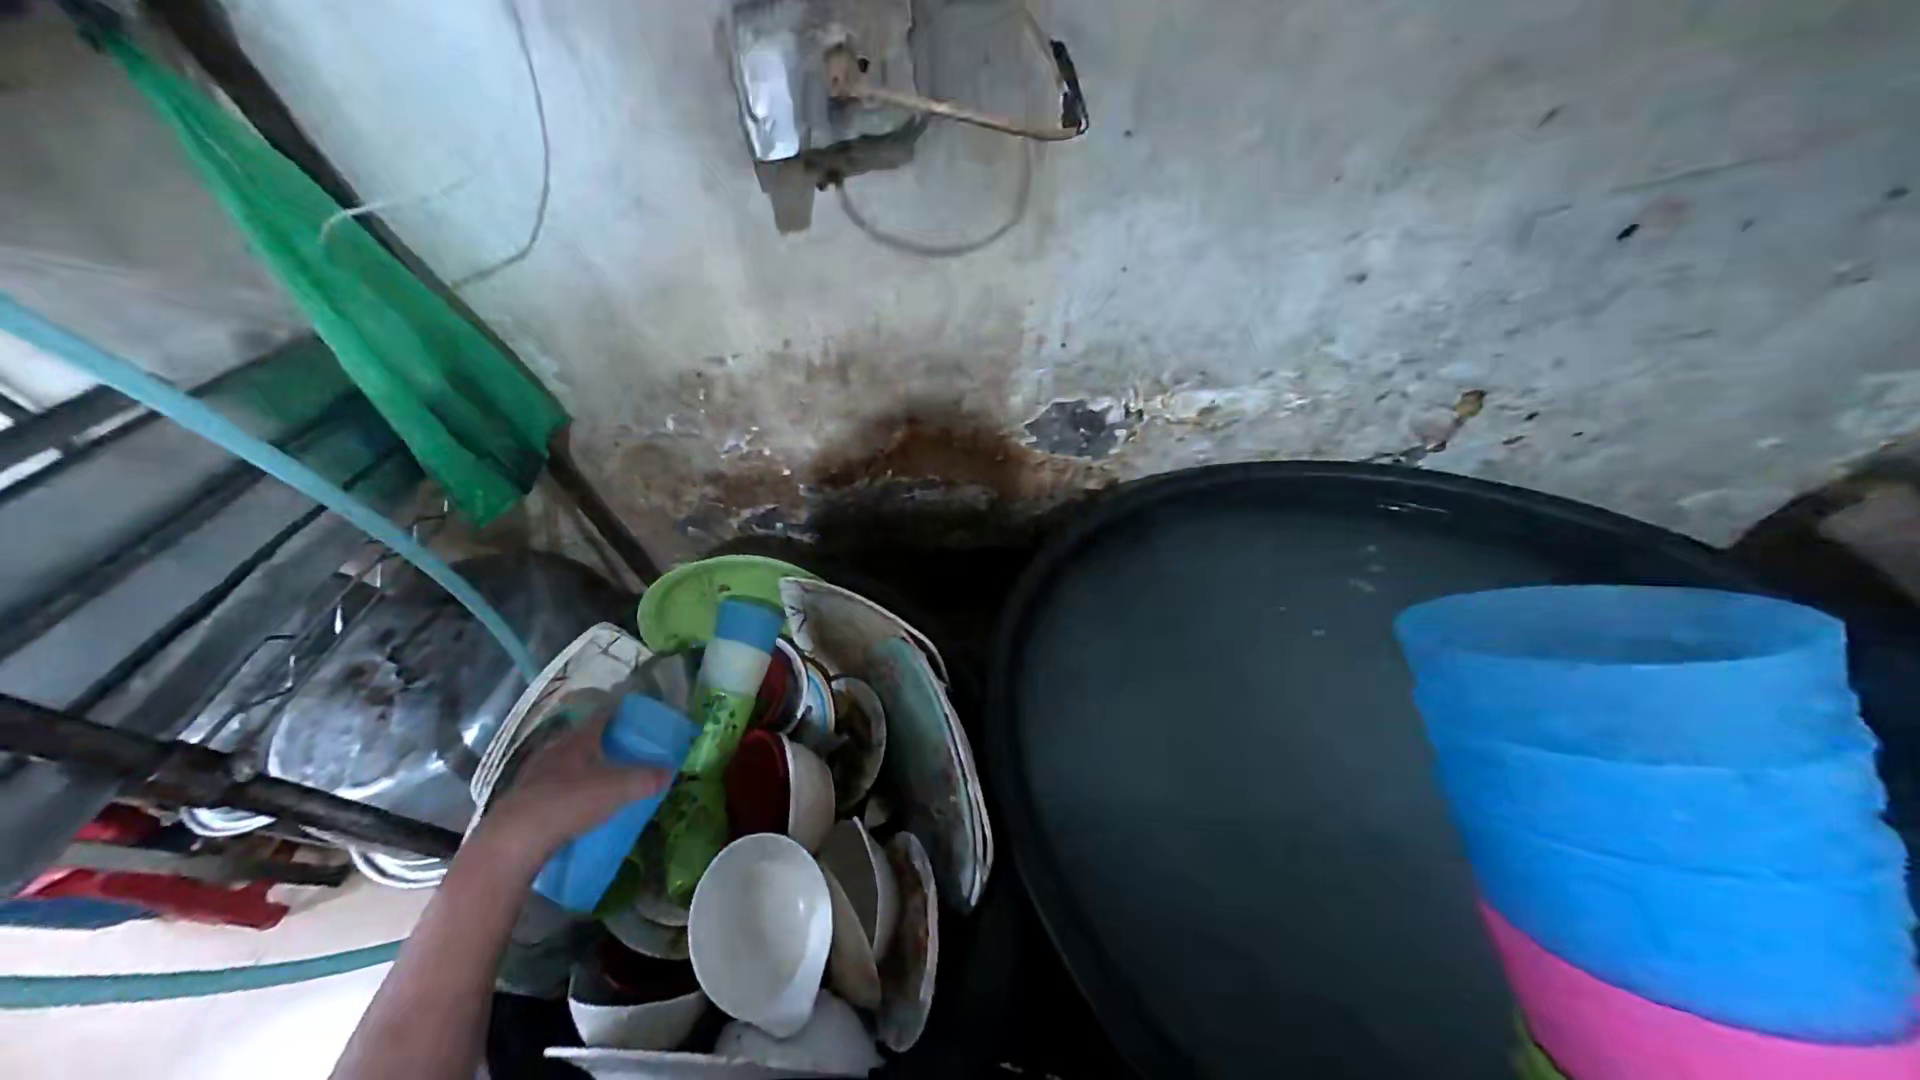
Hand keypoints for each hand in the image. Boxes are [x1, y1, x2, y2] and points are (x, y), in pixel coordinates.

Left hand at [473, 706, 671, 865]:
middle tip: (626, 752)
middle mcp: (555, 750)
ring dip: (585, 768)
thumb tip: (670, 771)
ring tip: (604, 779)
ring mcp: (535, 775)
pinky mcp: (523, 800)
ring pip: (567, 763)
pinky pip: (553, 786)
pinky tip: (577, 805)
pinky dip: (569, 790)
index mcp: (578, 740)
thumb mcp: (619, 789)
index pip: (603, 715)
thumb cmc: (569, 803)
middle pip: (584, 739)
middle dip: (605, 743)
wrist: (513, 842)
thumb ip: (647, 778)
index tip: (637, 720)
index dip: (621, 714)